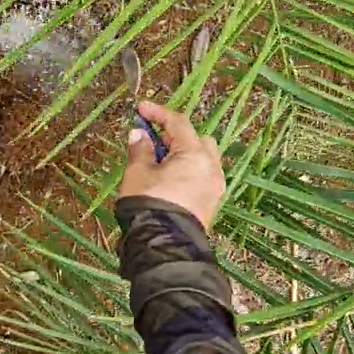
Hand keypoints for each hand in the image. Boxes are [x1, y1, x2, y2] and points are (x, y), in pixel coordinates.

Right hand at [121, 101, 225, 228]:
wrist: (163, 244)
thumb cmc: (148, 202)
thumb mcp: (138, 172)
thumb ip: (140, 149)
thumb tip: (139, 134)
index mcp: (194, 154)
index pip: (178, 123)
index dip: (157, 113)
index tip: (140, 109)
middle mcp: (211, 167)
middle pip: (197, 139)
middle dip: (176, 135)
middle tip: (153, 139)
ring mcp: (215, 186)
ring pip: (203, 159)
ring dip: (184, 154)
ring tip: (160, 161)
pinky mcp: (211, 202)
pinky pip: (202, 176)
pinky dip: (188, 170)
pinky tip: (169, 179)